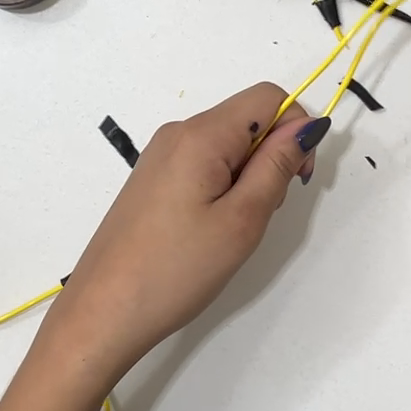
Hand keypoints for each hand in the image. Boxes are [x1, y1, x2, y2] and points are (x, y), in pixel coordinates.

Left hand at [46, 84, 327, 376]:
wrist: (103, 313)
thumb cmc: (178, 268)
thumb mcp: (242, 218)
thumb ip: (277, 165)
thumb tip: (307, 124)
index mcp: (201, 134)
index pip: (268, 97)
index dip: (296, 128)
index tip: (298, 178)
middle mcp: (178, 133)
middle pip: (248, 118)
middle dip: (272, 156)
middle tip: (263, 212)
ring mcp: (161, 156)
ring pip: (228, 144)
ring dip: (250, 174)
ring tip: (235, 226)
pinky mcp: (153, 179)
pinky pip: (204, 163)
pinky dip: (224, 185)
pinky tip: (213, 227)